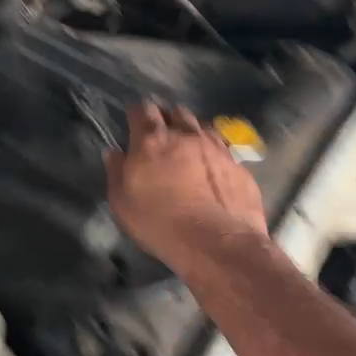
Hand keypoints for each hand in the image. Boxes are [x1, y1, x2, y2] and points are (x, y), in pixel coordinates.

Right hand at [106, 104, 268, 274]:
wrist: (219, 246)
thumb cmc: (160, 223)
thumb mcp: (122, 202)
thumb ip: (117, 171)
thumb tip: (115, 153)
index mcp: (152, 141)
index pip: (142, 109)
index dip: (137, 112)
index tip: (133, 120)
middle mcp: (186, 136)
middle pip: (177, 111)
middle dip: (168, 117)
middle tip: (162, 133)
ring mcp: (218, 150)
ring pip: (204, 127)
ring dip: (194, 132)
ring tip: (190, 148)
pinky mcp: (241, 168)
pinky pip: (225, 151)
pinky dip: (215, 155)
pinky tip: (213, 172)